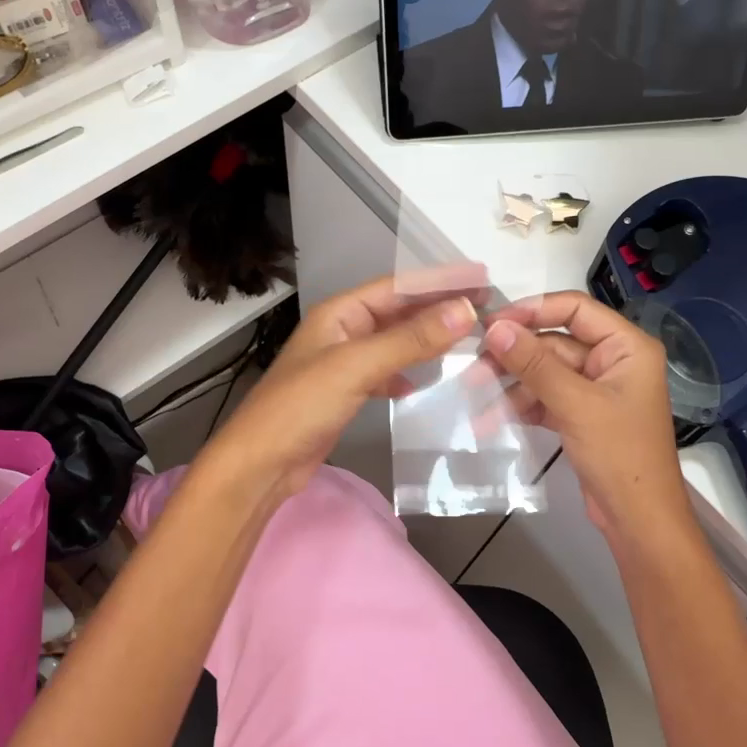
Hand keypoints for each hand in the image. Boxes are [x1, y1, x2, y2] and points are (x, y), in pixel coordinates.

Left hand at [192, 268, 485, 508]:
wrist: (262, 464)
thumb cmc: (301, 407)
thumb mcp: (357, 367)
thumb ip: (410, 340)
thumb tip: (465, 311)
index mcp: (339, 314)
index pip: (398, 287)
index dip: (439, 282)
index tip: (482, 282)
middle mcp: (341, 332)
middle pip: (397, 313)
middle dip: (437, 310)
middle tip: (485, 310)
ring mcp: (342, 365)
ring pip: (393, 344)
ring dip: (425, 342)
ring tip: (466, 342)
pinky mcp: (344, 396)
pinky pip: (384, 375)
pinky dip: (406, 375)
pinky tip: (424, 385)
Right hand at [482, 292, 690, 538]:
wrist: (637, 516)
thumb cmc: (618, 454)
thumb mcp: (575, 404)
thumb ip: (535, 364)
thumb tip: (495, 329)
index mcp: (627, 346)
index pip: (575, 309)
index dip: (533, 310)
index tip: (493, 324)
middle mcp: (614, 361)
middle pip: (556, 342)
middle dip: (516, 354)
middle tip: (475, 365)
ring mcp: (597, 391)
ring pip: (547, 373)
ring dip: (514, 383)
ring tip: (476, 394)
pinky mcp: (582, 417)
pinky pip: (547, 399)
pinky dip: (523, 405)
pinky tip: (492, 416)